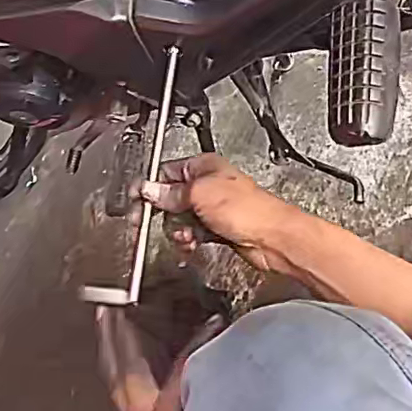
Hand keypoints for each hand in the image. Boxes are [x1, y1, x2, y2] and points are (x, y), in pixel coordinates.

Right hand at [137, 154, 305, 273]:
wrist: (272, 238)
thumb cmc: (249, 209)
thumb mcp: (200, 194)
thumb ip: (171, 192)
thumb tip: (150, 190)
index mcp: (204, 166)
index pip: (167, 172)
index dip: (152, 187)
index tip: (139, 201)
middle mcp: (208, 185)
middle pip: (171, 197)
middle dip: (165, 213)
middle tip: (160, 222)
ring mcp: (212, 208)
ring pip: (180, 218)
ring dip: (178, 230)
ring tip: (186, 235)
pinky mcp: (217, 228)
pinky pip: (192, 233)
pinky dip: (189, 240)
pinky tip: (192, 244)